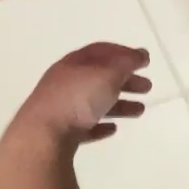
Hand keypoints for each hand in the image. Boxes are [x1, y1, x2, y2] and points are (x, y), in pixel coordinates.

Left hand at [10, 43, 152, 145]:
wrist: (41, 137)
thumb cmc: (78, 98)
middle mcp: (66, 82)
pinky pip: (85, 125)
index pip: (102, 51)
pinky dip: (100, 125)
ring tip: (140, 111)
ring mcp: (61, 108)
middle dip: (126, 80)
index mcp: (74, 64)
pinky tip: (112, 129)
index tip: (145, 60)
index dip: (125, 53)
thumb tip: (141, 54)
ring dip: (119, 105)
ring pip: (95, 102)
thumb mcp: (108, 74)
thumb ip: (127, 63)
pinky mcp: (60, 132)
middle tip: (148, 86)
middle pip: (100, 77)